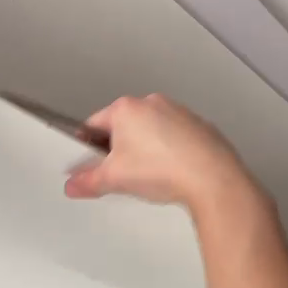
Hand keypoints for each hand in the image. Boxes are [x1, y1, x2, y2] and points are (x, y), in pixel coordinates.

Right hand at [63, 95, 261, 216]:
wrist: (215, 181)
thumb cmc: (163, 170)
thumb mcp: (115, 179)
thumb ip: (88, 181)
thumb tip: (73, 185)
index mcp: (125, 108)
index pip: (94, 124)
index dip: (88, 146)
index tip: (93, 163)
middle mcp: (151, 103)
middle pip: (123, 126)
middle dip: (120, 148)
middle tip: (124, 173)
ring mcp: (179, 112)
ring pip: (150, 130)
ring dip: (146, 147)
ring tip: (153, 175)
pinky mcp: (200, 126)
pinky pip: (176, 136)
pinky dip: (172, 150)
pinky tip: (175, 172)